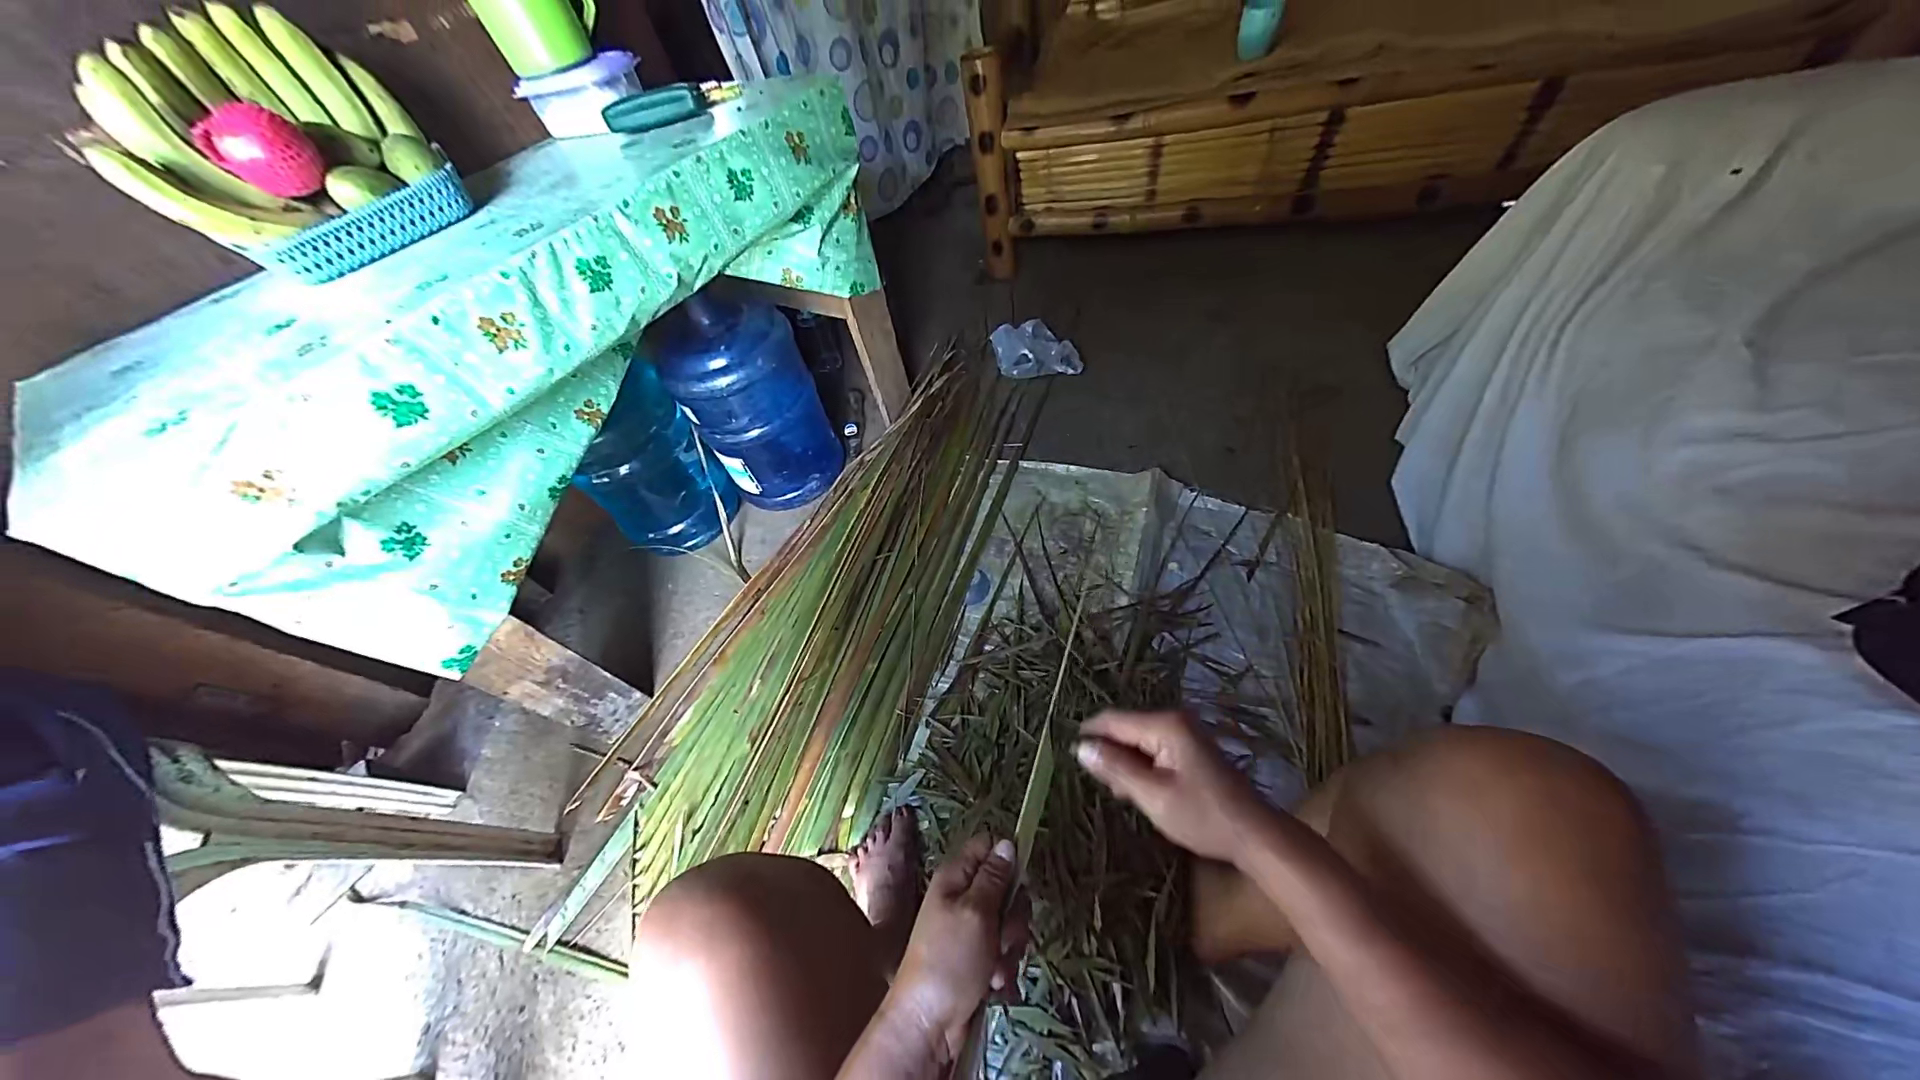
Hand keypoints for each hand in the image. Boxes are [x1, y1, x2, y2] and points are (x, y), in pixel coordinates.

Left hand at [887, 835, 1031, 1056]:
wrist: (928, 1025)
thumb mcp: (976, 912)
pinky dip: (1003, 967)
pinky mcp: (978, 958)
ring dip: (1010, 947)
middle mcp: (962, 897)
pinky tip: (994, 983)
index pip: (988, 847)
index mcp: (955, 877)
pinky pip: (1004, 951)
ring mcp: (970, 929)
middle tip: (1002, 934)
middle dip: (1013, 915)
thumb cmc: (950, 960)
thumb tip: (1008, 842)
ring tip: (994, 967)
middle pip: (1006, 888)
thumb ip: (995, 878)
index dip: (1008, 859)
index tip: (1018, 883)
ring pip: (1010, 923)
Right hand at [1076, 710, 1265, 863]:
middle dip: (1107, 752)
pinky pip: (1153, 749)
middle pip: (1125, 728)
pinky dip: (1141, 766)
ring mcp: (1185, 734)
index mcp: (1165, 725)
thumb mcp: (1153, 795)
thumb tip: (1081, 748)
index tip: (1067, 755)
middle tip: (1095, 782)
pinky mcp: (1190, 749)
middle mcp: (1175, 721)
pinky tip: (1138, 790)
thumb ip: (1116, 769)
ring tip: (1116, 791)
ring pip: (1138, 741)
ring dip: (1124, 762)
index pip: (1113, 720)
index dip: (1089, 736)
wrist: (1255, 835)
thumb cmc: (1203, 817)